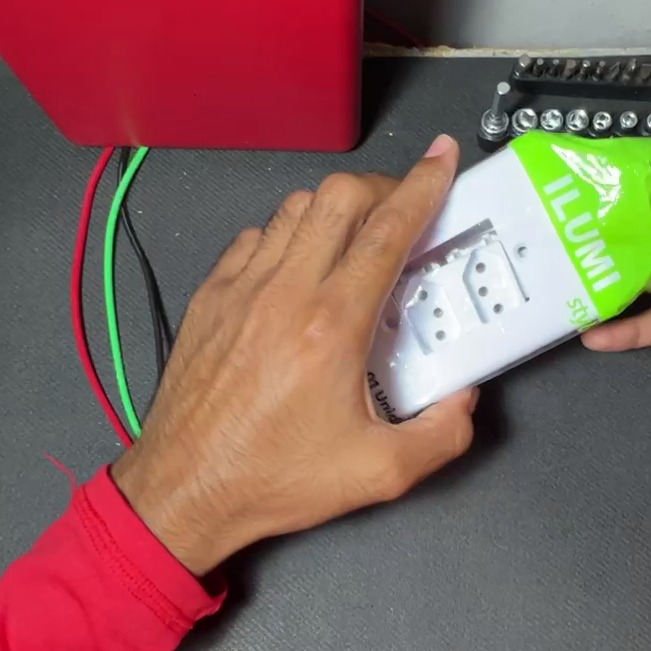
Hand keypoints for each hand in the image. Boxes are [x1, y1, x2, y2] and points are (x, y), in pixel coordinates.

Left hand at [110, 135, 477, 574]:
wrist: (186, 490)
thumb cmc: (273, 478)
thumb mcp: (378, 474)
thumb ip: (442, 435)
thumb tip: (464, 398)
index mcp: (331, 326)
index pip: (387, 231)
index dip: (423, 187)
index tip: (442, 161)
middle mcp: (284, 292)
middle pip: (339, 197)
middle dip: (381, 187)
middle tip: (403, 208)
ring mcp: (240, 288)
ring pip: (294, 208)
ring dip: (335, 208)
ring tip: (357, 235)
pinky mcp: (211, 298)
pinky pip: (254, 237)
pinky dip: (286, 234)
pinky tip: (298, 264)